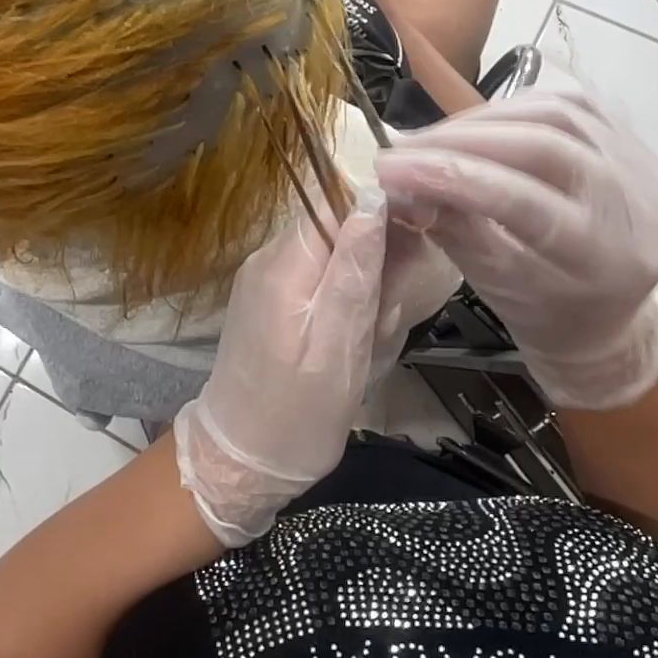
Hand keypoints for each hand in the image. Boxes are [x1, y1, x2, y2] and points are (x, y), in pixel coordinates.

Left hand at [174, 191, 387, 546]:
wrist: (240, 460)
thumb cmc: (297, 414)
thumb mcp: (340, 345)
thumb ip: (356, 271)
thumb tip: (375, 197)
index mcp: (284, 264)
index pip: (338, 201)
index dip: (383, 211)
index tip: (417, 242)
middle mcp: (266, 259)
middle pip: (335, 224)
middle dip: (376, 255)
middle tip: (390, 310)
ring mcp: (263, 279)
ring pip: (330, 252)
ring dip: (363, 282)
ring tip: (373, 330)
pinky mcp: (266, 299)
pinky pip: (315, 278)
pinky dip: (342, 299)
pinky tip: (351, 336)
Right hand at [375, 92, 657, 409]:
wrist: (605, 313)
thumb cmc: (541, 309)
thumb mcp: (488, 282)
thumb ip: (446, 225)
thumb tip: (397, 182)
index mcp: (603, 259)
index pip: (520, 200)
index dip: (449, 175)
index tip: (389, 168)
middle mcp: (639, 206)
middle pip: (544, 143)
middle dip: (461, 140)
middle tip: (404, 148)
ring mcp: (647, 167)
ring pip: (558, 112)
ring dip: (482, 119)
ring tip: (433, 139)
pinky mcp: (638, 141)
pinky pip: (571, 104)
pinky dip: (514, 109)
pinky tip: (477, 126)